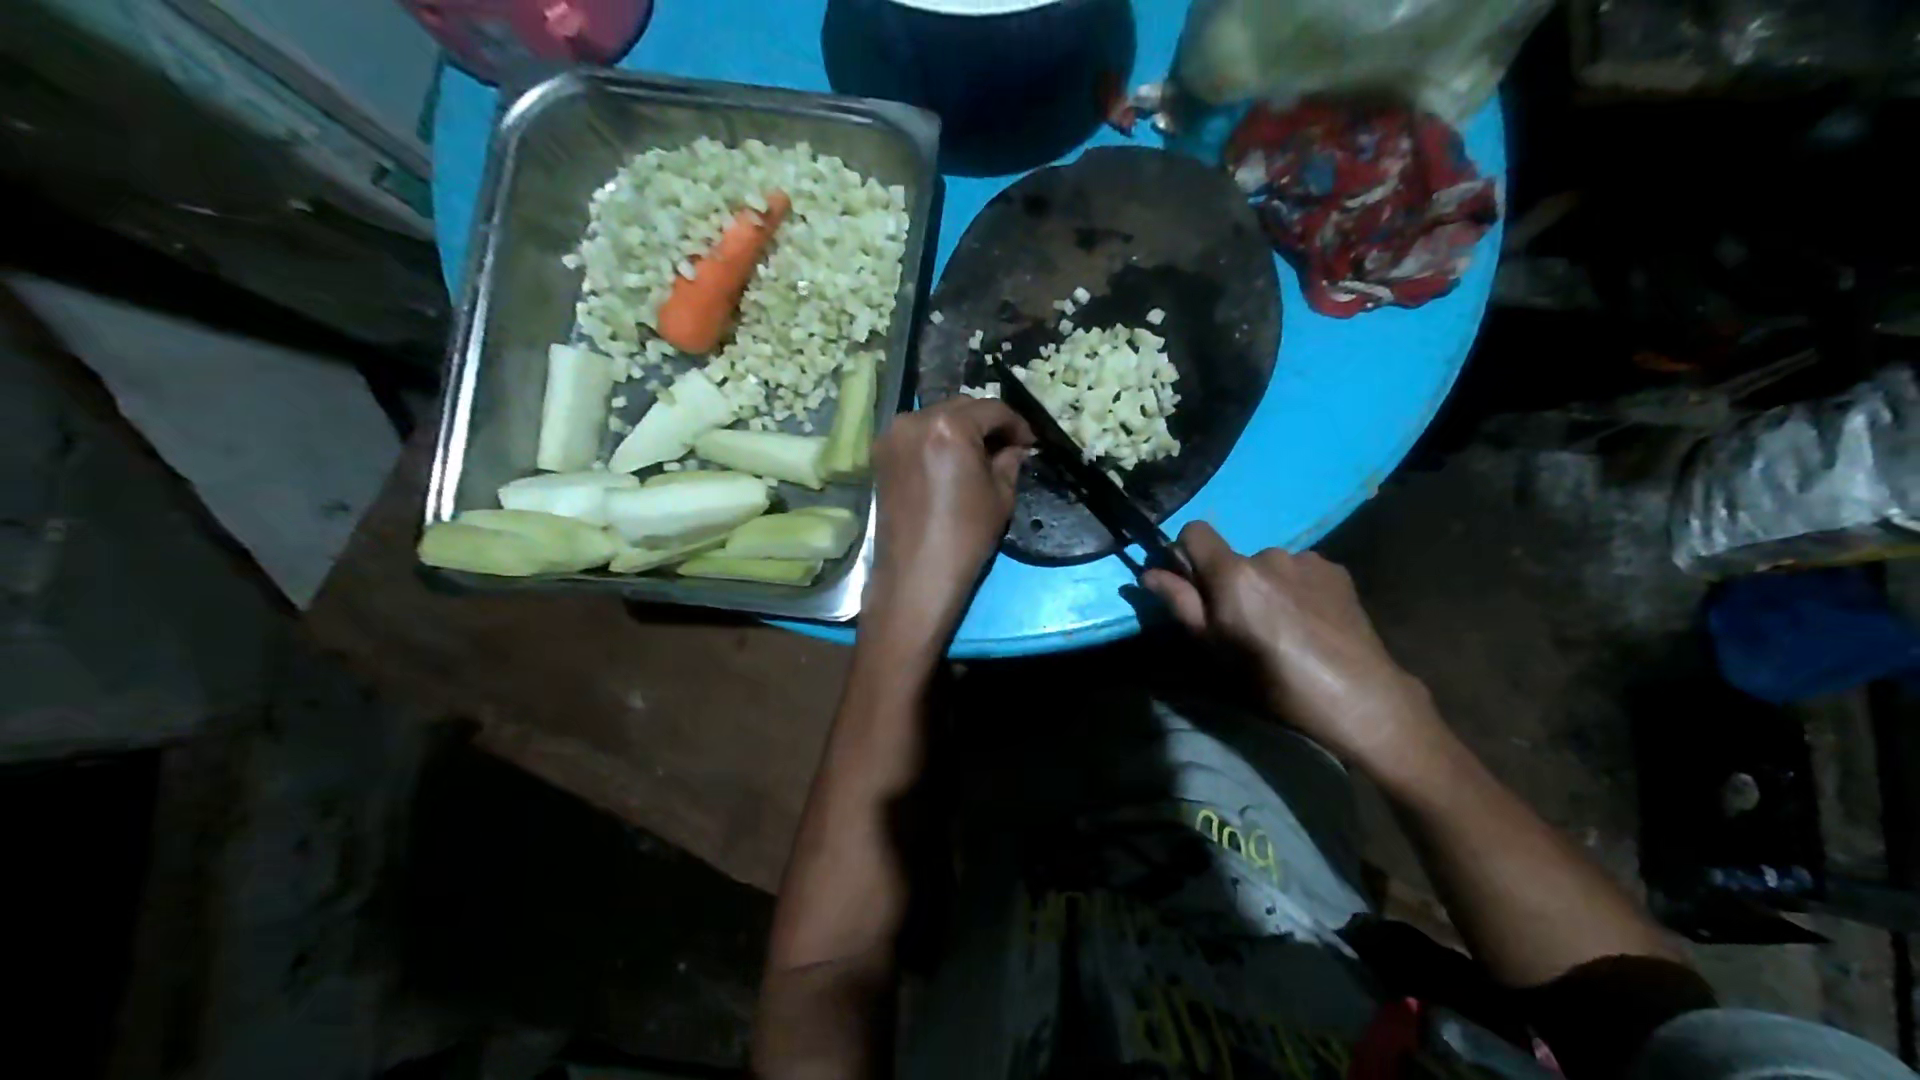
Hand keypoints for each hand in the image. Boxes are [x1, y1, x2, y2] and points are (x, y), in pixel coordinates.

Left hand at [866, 398, 1033, 634]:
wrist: (916, 574)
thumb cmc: (965, 534)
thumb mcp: (1000, 495)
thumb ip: (1009, 461)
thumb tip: (1014, 448)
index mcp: (949, 426)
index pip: (991, 409)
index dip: (1016, 424)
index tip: (1030, 442)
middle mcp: (914, 419)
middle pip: (960, 408)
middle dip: (986, 424)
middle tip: (1006, 447)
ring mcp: (892, 437)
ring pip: (935, 418)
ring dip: (959, 430)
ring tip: (977, 456)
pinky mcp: (880, 456)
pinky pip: (916, 436)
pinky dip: (935, 442)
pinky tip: (950, 464)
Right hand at [1142, 522, 1443, 773]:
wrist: (1358, 697)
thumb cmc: (1273, 679)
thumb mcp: (1215, 648)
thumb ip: (1181, 603)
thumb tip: (1149, 573)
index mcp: (1234, 573)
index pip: (1195, 532)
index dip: (1187, 552)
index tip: (1194, 584)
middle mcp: (1269, 555)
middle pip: (1234, 557)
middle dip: (1232, 581)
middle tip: (1245, 624)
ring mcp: (1308, 560)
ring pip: (1270, 566)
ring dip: (1267, 585)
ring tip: (1285, 626)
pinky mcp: (1336, 570)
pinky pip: (1301, 571)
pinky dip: (1297, 588)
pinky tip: (1312, 621)